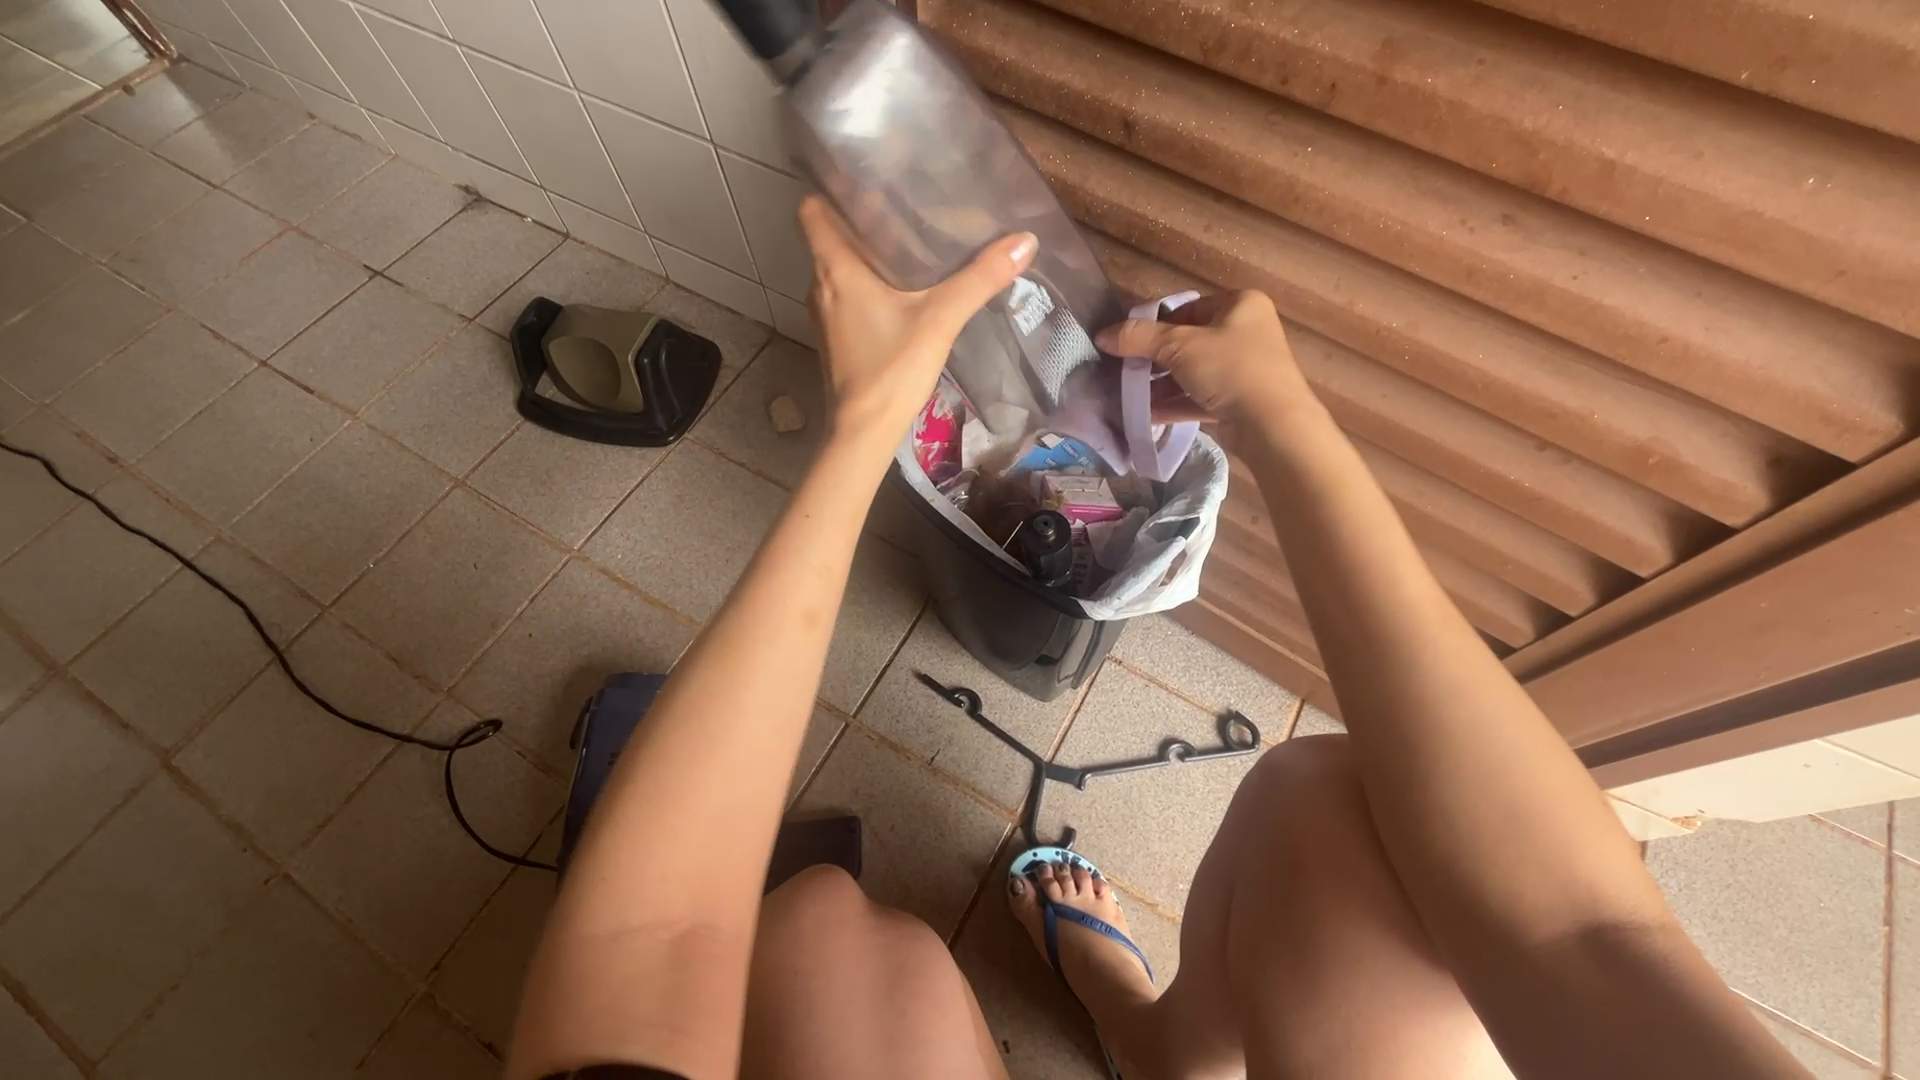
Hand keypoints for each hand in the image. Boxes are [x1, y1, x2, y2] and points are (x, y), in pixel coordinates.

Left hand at [798, 195, 1036, 442]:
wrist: (863, 433)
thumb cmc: (891, 370)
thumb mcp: (940, 319)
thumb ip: (980, 279)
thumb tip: (1024, 241)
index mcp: (835, 268)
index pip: (811, 209)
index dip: (831, 189)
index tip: (864, 179)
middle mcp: (820, 286)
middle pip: (829, 237)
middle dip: (860, 220)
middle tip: (902, 208)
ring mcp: (824, 317)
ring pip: (838, 270)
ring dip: (865, 257)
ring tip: (907, 246)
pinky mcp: (835, 341)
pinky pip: (846, 299)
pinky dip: (867, 288)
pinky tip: (900, 295)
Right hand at [1095, 291, 1313, 444]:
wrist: (1272, 424)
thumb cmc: (1230, 368)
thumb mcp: (1178, 346)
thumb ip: (1138, 338)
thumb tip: (1102, 335)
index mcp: (1240, 305)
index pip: (1187, 309)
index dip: (1155, 325)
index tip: (1129, 344)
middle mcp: (1245, 332)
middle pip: (1188, 342)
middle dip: (1155, 360)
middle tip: (1127, 371)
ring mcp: (1244, 369)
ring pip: (1192, 373)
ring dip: (1160, 385)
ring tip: (1129, 395)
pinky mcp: (1238, 401)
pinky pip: (1199, 397)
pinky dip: (1174, 404)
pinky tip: (1145, 414)